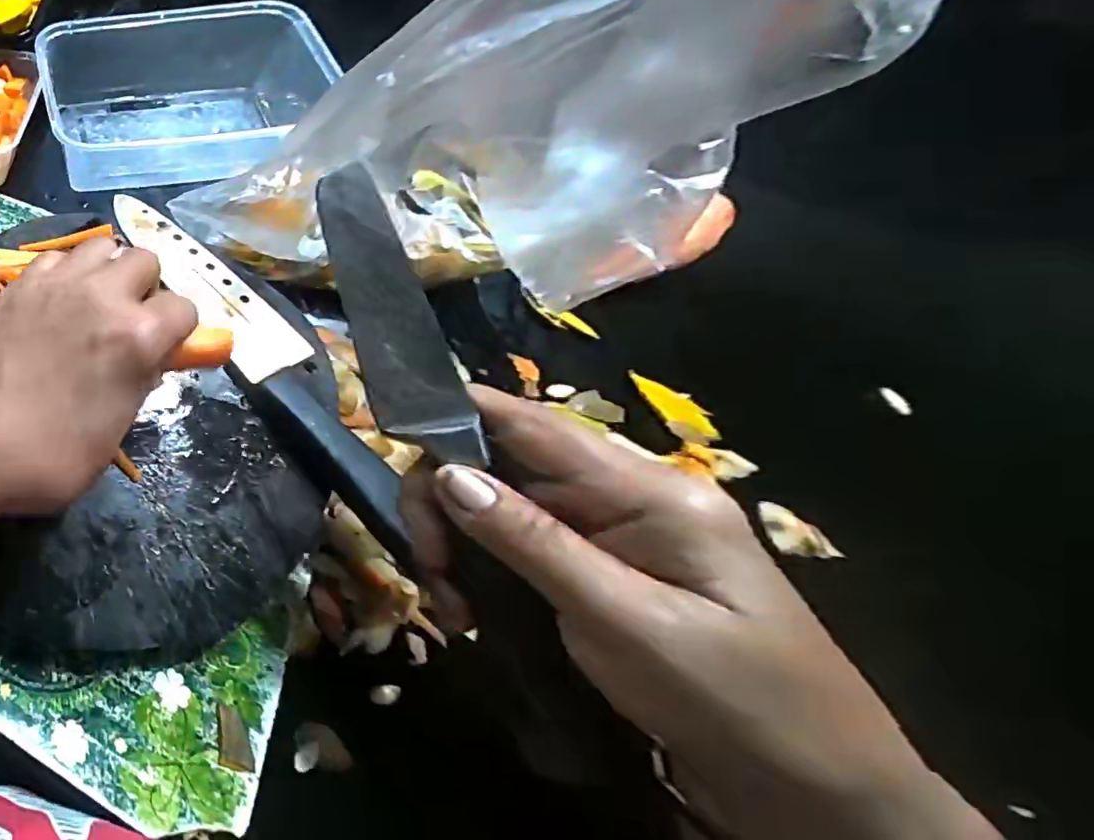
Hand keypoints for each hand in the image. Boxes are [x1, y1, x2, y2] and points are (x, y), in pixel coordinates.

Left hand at [0, 237, 194, 517]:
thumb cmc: (50, 455)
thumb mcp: (118, 428)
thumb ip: (143, 379)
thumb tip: (154, 356)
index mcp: (137, 335)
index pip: (184, 308)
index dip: (177, 331)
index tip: (163, 350)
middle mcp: (104, 295)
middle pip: (147, 262)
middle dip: (146, 290)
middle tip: (129, 322)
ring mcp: (60, 282)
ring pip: (105, 247)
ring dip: (110, 272)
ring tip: (96, 304)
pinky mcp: (23, 282)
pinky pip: (61, 257)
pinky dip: (69, 273)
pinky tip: (59, 303)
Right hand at [404, 385, 994, 839]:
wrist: (820, 805)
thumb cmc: (739, 705)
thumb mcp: (627, 623)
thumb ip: (532, 543)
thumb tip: (446, 474)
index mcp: (646, 490)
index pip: (531, 422)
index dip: (457, 413)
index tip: (393, 429)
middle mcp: (619, 496)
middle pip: (500, 462)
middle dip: (446, 501)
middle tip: (428, 564)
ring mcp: (603, 533)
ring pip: (495, 504)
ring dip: (456, 543)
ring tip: (450, 603)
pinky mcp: (590, 569)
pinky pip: (511, 545)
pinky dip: (477, 569)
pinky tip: (468, 610)